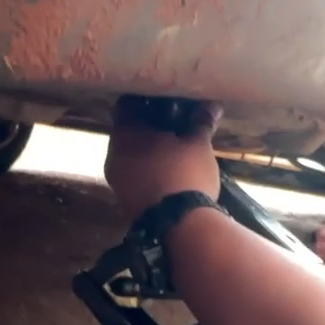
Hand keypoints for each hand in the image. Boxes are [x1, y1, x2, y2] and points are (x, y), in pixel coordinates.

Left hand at [103, 98, 222, 219]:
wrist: (179, 226)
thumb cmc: (186, 175)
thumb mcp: (198, 144)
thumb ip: (201, 121)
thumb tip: (211, 104)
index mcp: (124, 134)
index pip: (126, 105)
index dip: (146, 100)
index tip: (164, 99)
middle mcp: (113, 156)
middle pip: (128, 132)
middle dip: (148, 126)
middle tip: (173, 122)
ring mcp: (116, 181)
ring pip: (130, 156)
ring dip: (148, 150)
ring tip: (174, 147)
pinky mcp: (125, 201)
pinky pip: (134, 176)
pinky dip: (148, 170)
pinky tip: (168, 169)